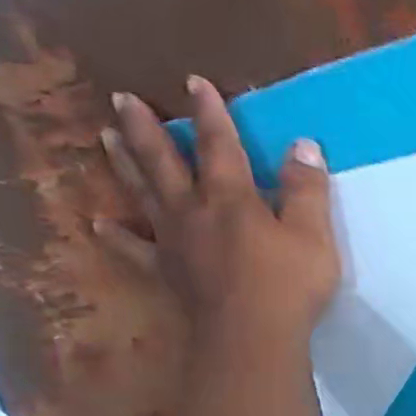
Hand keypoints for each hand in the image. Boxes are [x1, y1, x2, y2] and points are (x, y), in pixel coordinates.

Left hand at [97, 75, 339, 348]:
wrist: (252, 332)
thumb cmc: (290, 281)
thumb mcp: (314, 234)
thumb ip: (307, 189)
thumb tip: (303, 145)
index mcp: (230, 198)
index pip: (220, 146)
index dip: (210, 114)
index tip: (195, 82)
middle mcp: (193, 211)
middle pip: (164, 162)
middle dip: (147, 129)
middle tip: (123, 99)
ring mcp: (174, 241)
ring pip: (143, 193)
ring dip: (125, 163)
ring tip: (106, 137)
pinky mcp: (167, 270)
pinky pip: (135, 246)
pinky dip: (117, 234)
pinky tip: (102, 224)